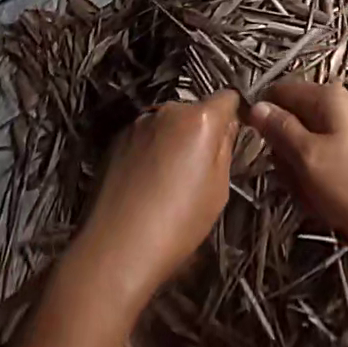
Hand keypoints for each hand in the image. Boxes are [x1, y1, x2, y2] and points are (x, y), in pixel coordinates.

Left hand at [74, 91, 240, 297]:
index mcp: (200, 119)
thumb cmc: (177, 223)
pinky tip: (145, 182)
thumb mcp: (218, 190)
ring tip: (167, 178)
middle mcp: (169, 110)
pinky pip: (146, 136)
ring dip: (174, 140)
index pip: (228, 97)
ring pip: (169, 124)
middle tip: (198, 167)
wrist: (114, 249)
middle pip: (195, 111)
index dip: (233, 115)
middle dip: (200, 131)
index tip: (230, 138)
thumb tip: (226, 127)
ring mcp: (140, 122)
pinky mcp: (117, 138)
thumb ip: (225, 148)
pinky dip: (151, 149)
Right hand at [247, 81, 347, 242]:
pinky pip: (318, 158)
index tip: (254, 142)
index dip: (264, 114)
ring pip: (302, 143)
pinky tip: (320, 198)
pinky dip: (313, 177)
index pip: (281, 91)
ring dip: (297, 169)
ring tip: (308, 191)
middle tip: (291, 177)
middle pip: (290, 118)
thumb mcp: (308, 156)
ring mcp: (344, 128)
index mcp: (326, 96)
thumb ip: (280, 128)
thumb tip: (256, 106)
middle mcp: (336, 104)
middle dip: (283, 150)